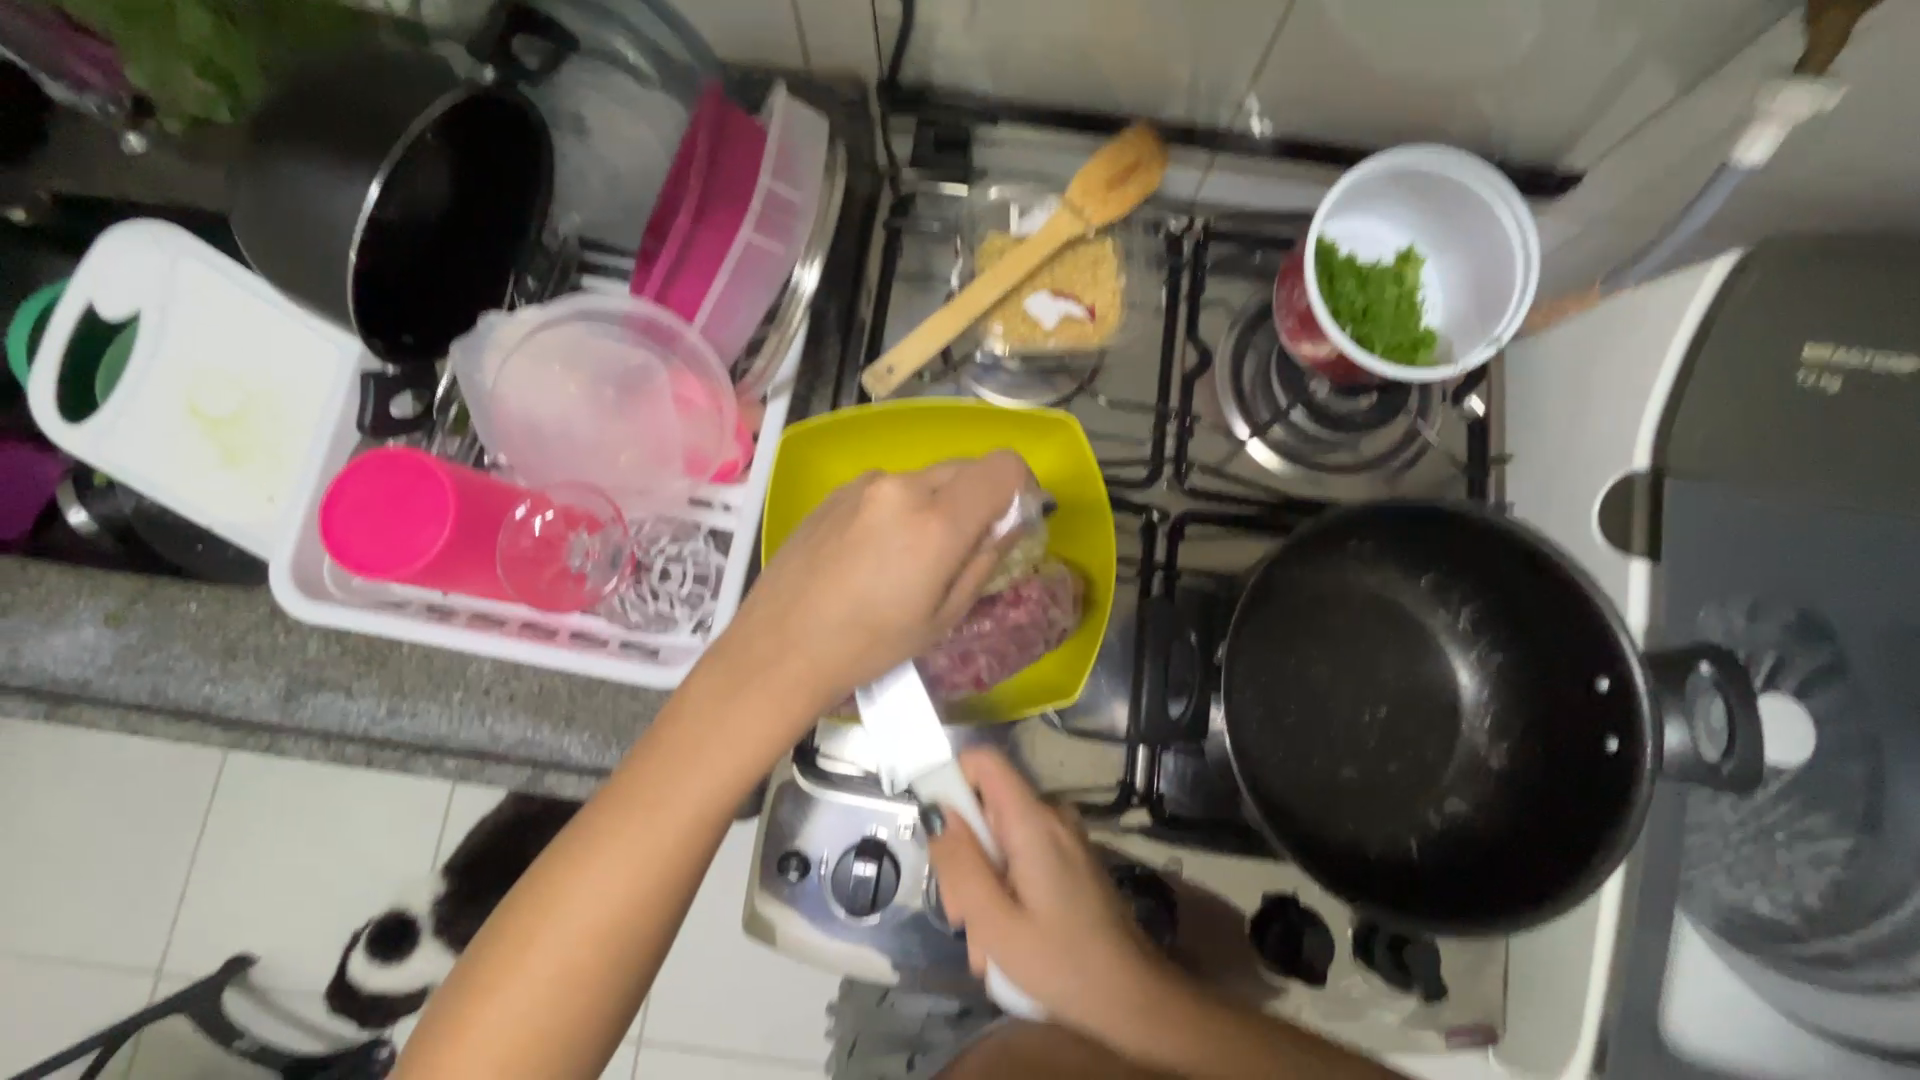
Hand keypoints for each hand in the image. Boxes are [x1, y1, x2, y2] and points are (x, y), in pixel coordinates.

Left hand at [705, 451, 1032, 720]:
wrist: (780, 646)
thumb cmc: (870, 646)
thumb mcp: (943, 617)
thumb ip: (984, 560)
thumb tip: (1010, 524)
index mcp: (937, 520)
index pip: (1003, 466)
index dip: (1020, 487)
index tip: (1013, 518)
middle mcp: (903, 487)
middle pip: (966, 468)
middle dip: (979, 498)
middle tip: (967, 545)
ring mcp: (865, 484)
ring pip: (925, 478)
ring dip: (937, 503)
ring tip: (912, 556)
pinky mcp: (836, 491)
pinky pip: (888, 488)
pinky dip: (900, 508)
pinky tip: (875, 553)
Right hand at [927, 748, 1170, 1037]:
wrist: (1134, 1000)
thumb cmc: (1064, 965)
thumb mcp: (995, 922)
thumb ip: (960, 864)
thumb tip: (937, 813)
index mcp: (1033, 822)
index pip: (983, 762)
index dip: (951, 783)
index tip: (937, 834)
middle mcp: (1051, 818)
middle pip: (985, 810)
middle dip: (964, 859)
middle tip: (963, 917)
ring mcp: (1063, 839)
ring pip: (998, 841)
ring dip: (981, 887)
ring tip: (988, 943)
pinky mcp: (1069, 862)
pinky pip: (1020, 859)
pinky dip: (1005, 892)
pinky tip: (1008, 940)